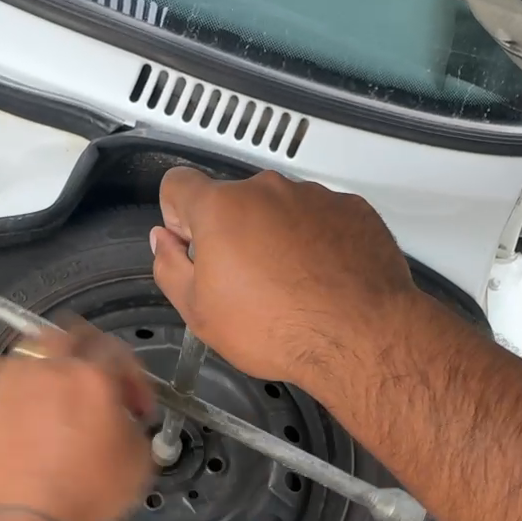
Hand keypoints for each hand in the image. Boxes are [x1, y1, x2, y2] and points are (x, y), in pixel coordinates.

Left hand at [0, 324, 153, 520]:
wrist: (33, 519)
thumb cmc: (86, 494)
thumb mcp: (139, 461)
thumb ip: (137, 427)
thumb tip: (128, 420)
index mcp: (96, 377)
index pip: (121, 353)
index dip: (136, 378)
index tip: (137, 403)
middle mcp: (54, 369)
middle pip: (75, 333)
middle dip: (95, 350)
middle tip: (104, 376)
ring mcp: (18, 380)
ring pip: (38, 343)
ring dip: (57, 356)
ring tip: (66, 382)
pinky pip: (8, 367)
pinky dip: (24, 374)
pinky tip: (33, 396)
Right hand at [150, 168, 427, 394]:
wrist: (357, 336)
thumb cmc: (278, 329)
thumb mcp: (200, 314)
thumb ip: (170, 268)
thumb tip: (164, 243)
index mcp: (221, 208)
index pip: (178, 184)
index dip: (177, 216)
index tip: (191, 244)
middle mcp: (267, 190)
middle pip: (235, 202)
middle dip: (234, 234)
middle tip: (244, 284)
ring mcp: (314, 196)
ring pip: (281, 210)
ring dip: (278, 238)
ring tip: (290, 289)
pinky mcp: (352, 210)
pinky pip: (323, 220)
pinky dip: (318, 243)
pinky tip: (322, 282)